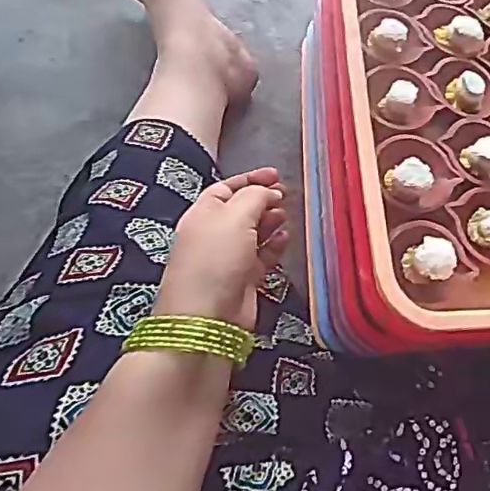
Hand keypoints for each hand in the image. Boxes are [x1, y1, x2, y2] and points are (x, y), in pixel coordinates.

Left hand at [155, 167, 289, 331]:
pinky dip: (274, 245)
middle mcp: (214, 233)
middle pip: (242, 209)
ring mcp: (229, 257)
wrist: (207, 316)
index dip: (251, 179)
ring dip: (271, 221)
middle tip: (286, 196)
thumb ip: (255, 196)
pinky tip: (284, 238)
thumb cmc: (216, 258)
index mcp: (203, 213)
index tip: (276, 174)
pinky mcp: (244, 278)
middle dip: (264, 200)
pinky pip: (263, 255)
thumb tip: (270, 192)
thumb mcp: (235, 216)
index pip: (227, 188)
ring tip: (285, 216)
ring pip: (254, 232)